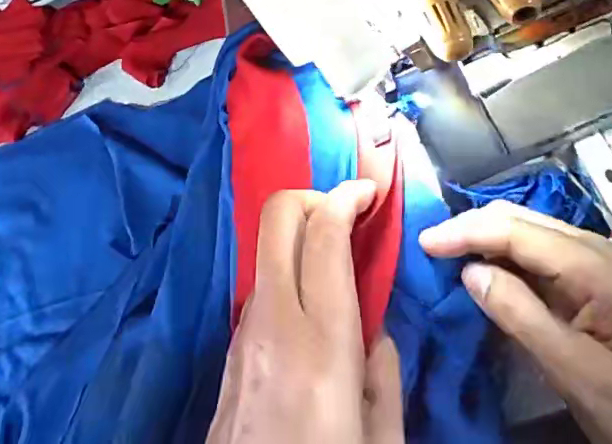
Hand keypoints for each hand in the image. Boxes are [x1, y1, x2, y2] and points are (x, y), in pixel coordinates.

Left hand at [207, 182, 403, 443]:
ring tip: (334, 261)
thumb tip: (373, 332)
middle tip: (347, 214)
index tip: (370, 193)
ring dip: (299, 237)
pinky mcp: (227, 359)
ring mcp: (242, 338)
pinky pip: (259, 292)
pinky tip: (309, 309)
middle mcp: (273, 322)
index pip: (324, 231)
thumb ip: (384, 374)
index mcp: (321, 339)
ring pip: (266, 252)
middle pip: (277, 218)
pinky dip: (285, 275)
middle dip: (314, 197)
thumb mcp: (381, 440)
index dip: (348, 195)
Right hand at [420, 201, 611, 443]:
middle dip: (474, 229)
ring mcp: (600, 261)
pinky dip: (511, 259)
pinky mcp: (599, 279)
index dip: (467, 232)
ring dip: (490, 241)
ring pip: (531, 233)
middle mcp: (596, 248)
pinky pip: (545, 255)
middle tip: (430, 248)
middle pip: (523, 220)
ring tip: (449, 256)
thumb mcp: (579, 375)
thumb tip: (470, 273)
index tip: (424, 242)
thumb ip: (522, 318)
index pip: (517, 230)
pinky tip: (490, 271)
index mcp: (595, 265)